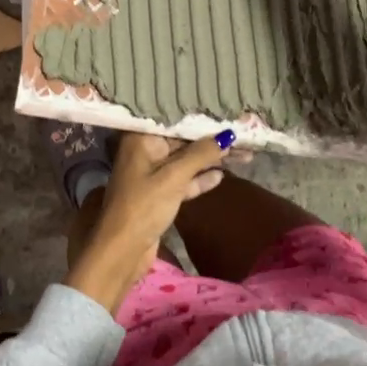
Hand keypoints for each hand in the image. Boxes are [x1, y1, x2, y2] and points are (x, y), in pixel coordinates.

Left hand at [65, 131, 233, 314]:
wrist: (122, 250)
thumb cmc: (144, 206)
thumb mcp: (174, 177)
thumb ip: (201, 155)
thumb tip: (227, 135)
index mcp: (141, 139)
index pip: (176, 122)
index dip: (203, 121)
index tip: (229, 114)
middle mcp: (145, 151)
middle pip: (183, 142)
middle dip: (211, 141)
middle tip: (244, 137)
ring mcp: (152, 174)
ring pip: (186, 162)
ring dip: (211, 161)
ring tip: (243, 153)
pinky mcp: (159, 195)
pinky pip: (183, 181)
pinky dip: (200, 179)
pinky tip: (222, 175)